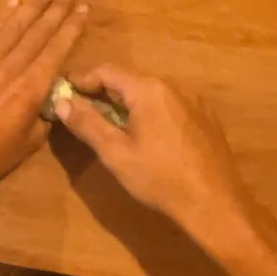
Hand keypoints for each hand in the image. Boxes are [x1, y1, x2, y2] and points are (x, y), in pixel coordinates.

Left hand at [0, 0, 88, 198]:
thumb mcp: (31, 141)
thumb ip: (45, 114)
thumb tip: (51, 96)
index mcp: (31, 89)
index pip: (57, 50)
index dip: (72, 27)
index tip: (84, 8)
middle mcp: (10, 70)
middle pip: (37, 32)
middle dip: (56, 7)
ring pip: (13, 28)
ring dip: (32, 5)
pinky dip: (0, 18)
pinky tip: (12, 3)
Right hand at [56, 65, 265, 250]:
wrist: (215, 204)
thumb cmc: (160, 178)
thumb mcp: (115, 153)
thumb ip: (87, 123)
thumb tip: (62, 101)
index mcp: (149, 90)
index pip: (106, 71)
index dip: (81, 81)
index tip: (64, 96)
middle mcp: (173, 87)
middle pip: (129, 80)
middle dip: (102, 93)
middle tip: (81, 113)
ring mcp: (193, 102)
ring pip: (149, 93)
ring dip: (126, 104)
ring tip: (110, 127)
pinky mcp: (204, 118)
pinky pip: (168, 106)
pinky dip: (148, 113)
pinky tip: (145, 137)